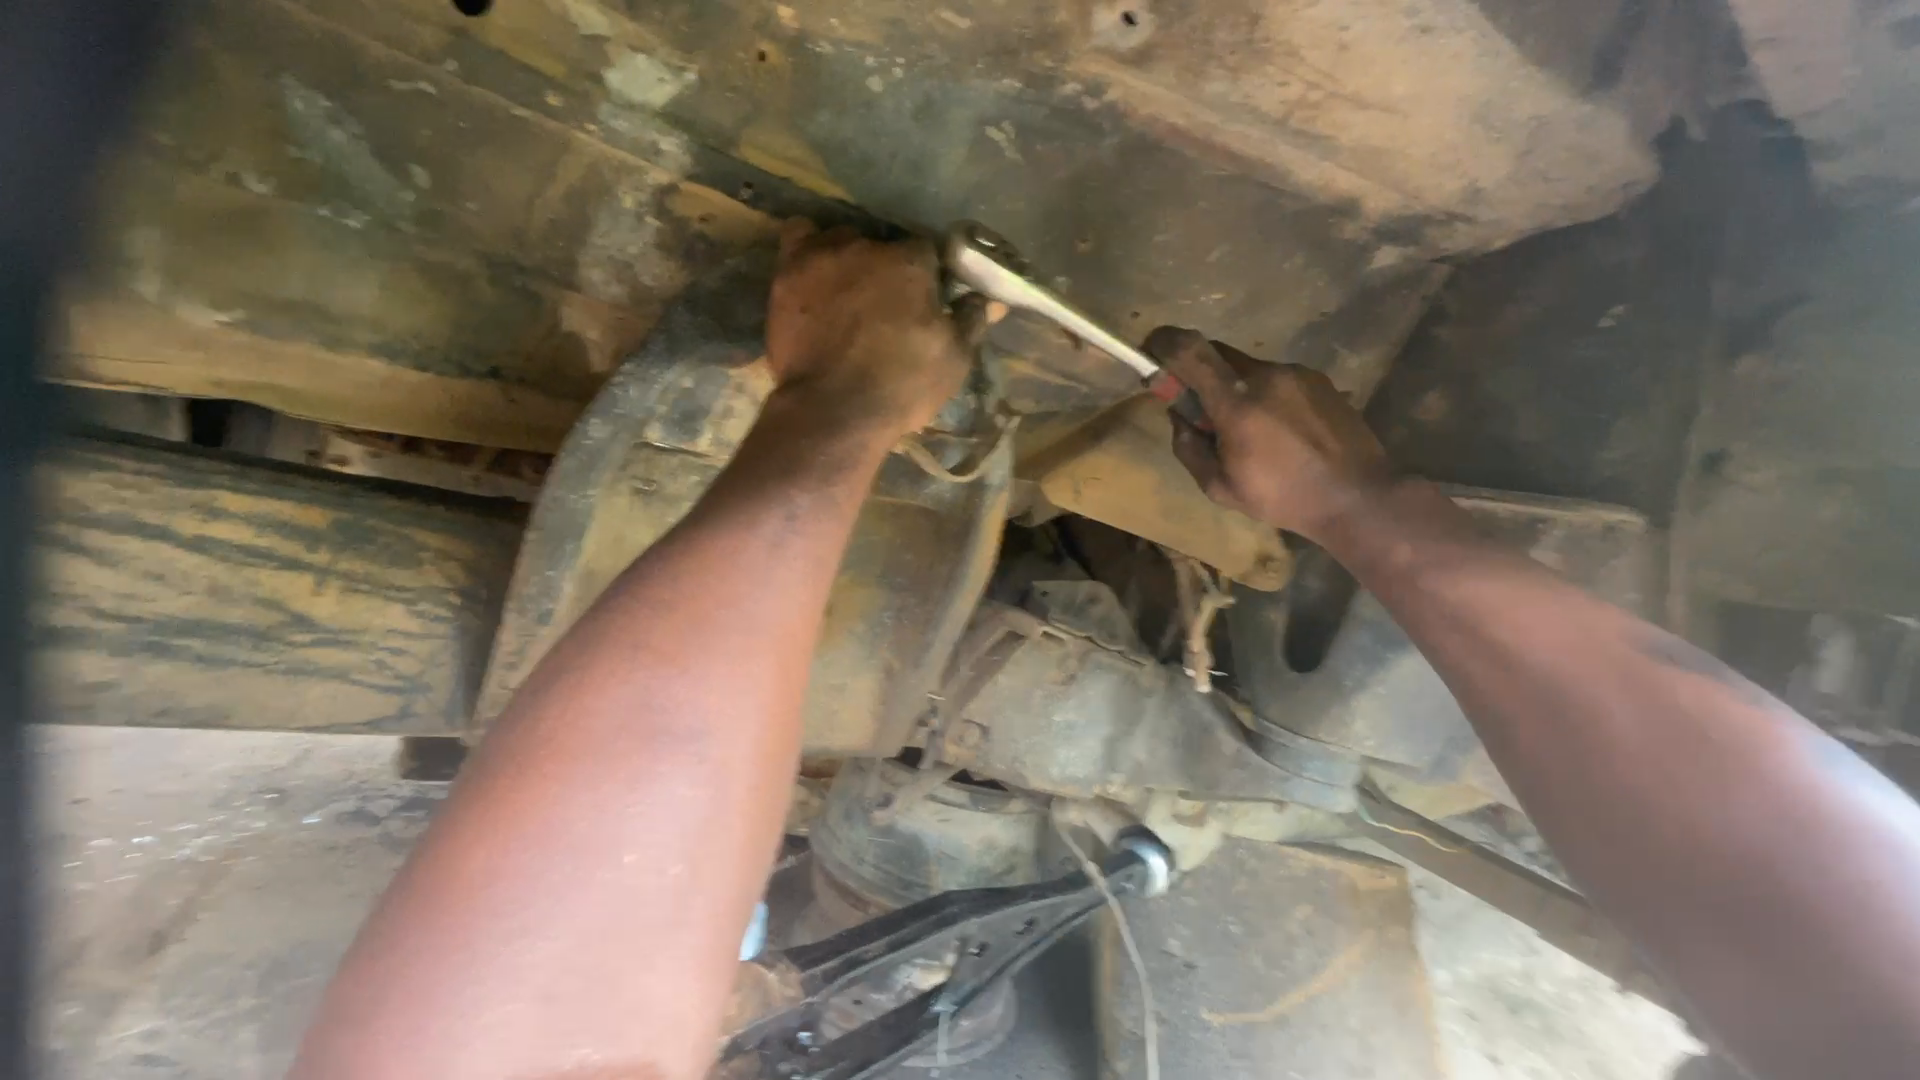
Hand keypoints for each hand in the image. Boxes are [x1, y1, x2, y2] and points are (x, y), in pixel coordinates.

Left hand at [765, 221, 988, 439]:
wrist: (835, 412)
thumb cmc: (902, 387)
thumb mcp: (953, 360)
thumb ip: (971, 321)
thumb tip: (991, 300)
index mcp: (912, 261)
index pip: (927, 251)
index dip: (928, 277)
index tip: (925, 300)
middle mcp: (867, 245)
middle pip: (882, 244)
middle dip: (887, 268)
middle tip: (886, 306)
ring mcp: (823, 256)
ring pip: (841, 239)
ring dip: (848, 257)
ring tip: (848, 291)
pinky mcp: (787, 274)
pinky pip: (797, 238)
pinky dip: (809, 250)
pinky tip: (815, 273)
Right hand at [1145, 327, 1393, 540]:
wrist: (1358, 495)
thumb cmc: (1283, 498)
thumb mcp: (1220, 487)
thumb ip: (1189, 449)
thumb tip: (1180, 419)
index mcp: (1237, 404)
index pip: (1191, 352)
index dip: (1165, 343)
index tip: (1151, 349)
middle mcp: (1265, 376)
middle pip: (1218, 354)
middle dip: (1201, 375)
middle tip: (1205, 414)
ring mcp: (1296, 374)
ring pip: (1248, 369)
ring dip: (1236, 390)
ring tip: (1251, 432)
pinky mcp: (1318, 379)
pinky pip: (1276, 378)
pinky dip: (1265, 396)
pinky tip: (1280, 430)